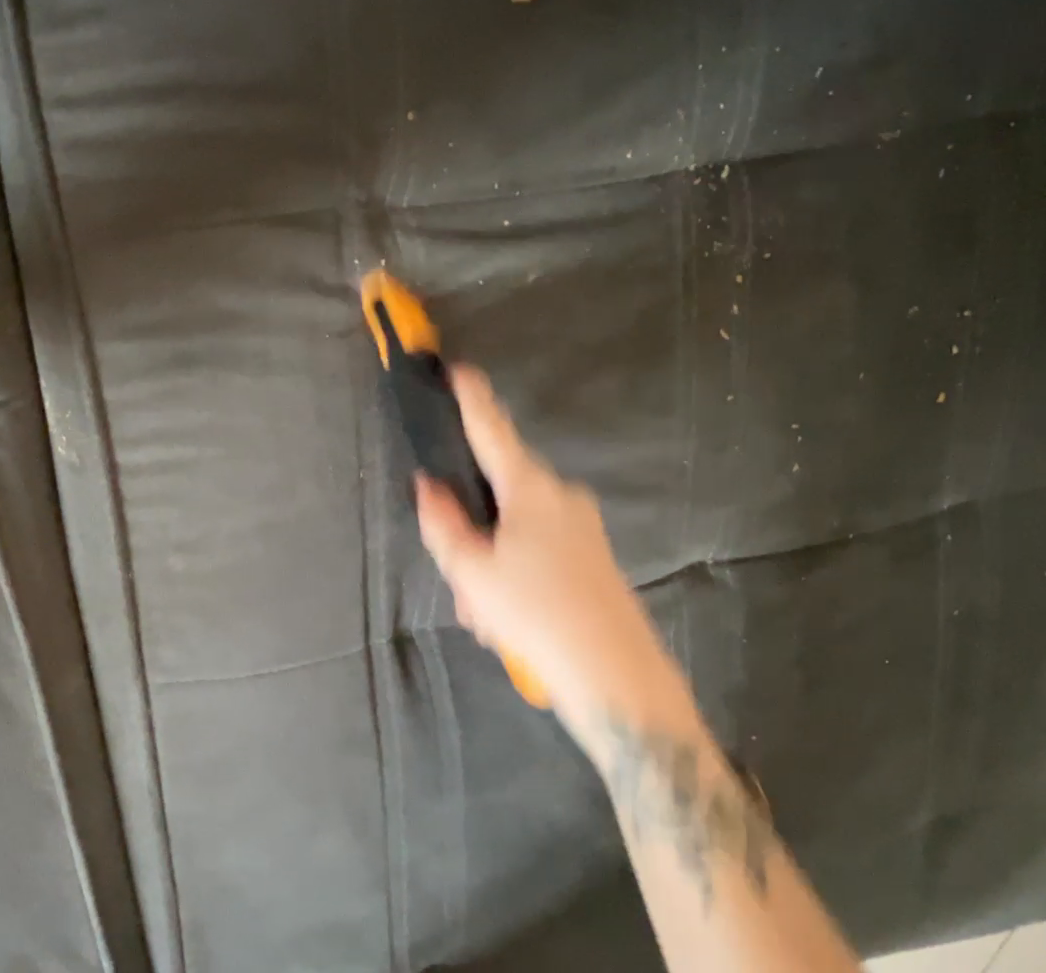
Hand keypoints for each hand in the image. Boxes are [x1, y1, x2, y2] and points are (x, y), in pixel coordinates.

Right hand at [415, 366, 696, 738]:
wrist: (617, 676)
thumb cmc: (536, 613)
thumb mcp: (472, 572)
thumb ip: (443, 524)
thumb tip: (428, 486)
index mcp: (530, 489)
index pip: (492, 430)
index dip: (471, 399)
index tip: (457, 368)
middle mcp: (561, 497)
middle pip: (498, 495)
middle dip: (471, 535)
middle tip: (463, 587)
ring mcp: (583, 528)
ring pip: (514, 532)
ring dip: (490, 568)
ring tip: (488, 620)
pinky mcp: (593, 558)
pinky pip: (538, 553)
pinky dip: (516, 579)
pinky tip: (512, 623)